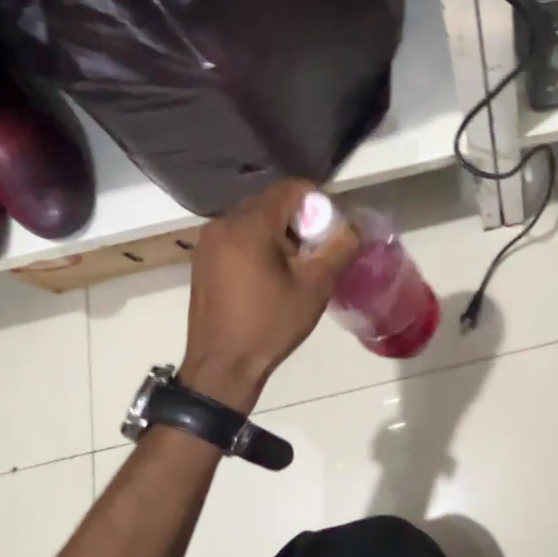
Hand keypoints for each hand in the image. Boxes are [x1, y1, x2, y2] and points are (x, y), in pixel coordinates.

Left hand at [179, 179, 358, 411]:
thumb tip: (354, 227)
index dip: (317, 200)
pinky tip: (272, 274)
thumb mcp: (315, 286)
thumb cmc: (270, 324)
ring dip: (279, 232)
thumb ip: (339, 248)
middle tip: (319, 247)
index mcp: (249, 226)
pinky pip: (238, 236)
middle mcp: (223, 224)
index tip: (333, 226)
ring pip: (253, 219)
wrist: (222, 367)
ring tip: (298, 263)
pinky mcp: (203, 261)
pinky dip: (259, 244)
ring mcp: (208, 243)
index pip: (289, 189)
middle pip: (270, 202)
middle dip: (299, 217)